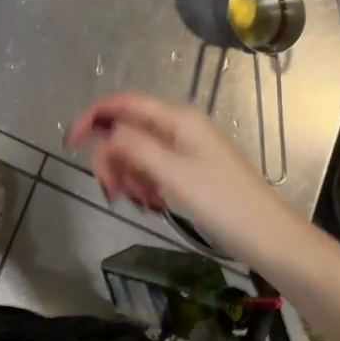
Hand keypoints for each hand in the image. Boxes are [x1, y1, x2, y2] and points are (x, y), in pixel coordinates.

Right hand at [67, 93, 295, 258]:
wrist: (269, 237)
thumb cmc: (223, 203)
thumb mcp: (173, 174)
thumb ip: (135, 147)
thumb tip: (106, 132)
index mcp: (176, 117)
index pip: (123, 103)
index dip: (93, 117)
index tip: (70, 143)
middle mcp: (179, 125)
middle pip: (127, 130)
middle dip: (113, 158)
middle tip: (113, 192)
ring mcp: (185, 147)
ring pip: (138, 152)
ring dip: (129, 175)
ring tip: (141, 203)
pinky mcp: (190, 169)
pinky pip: (154, 168)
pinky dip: (145, 184)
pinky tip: (153, 204)